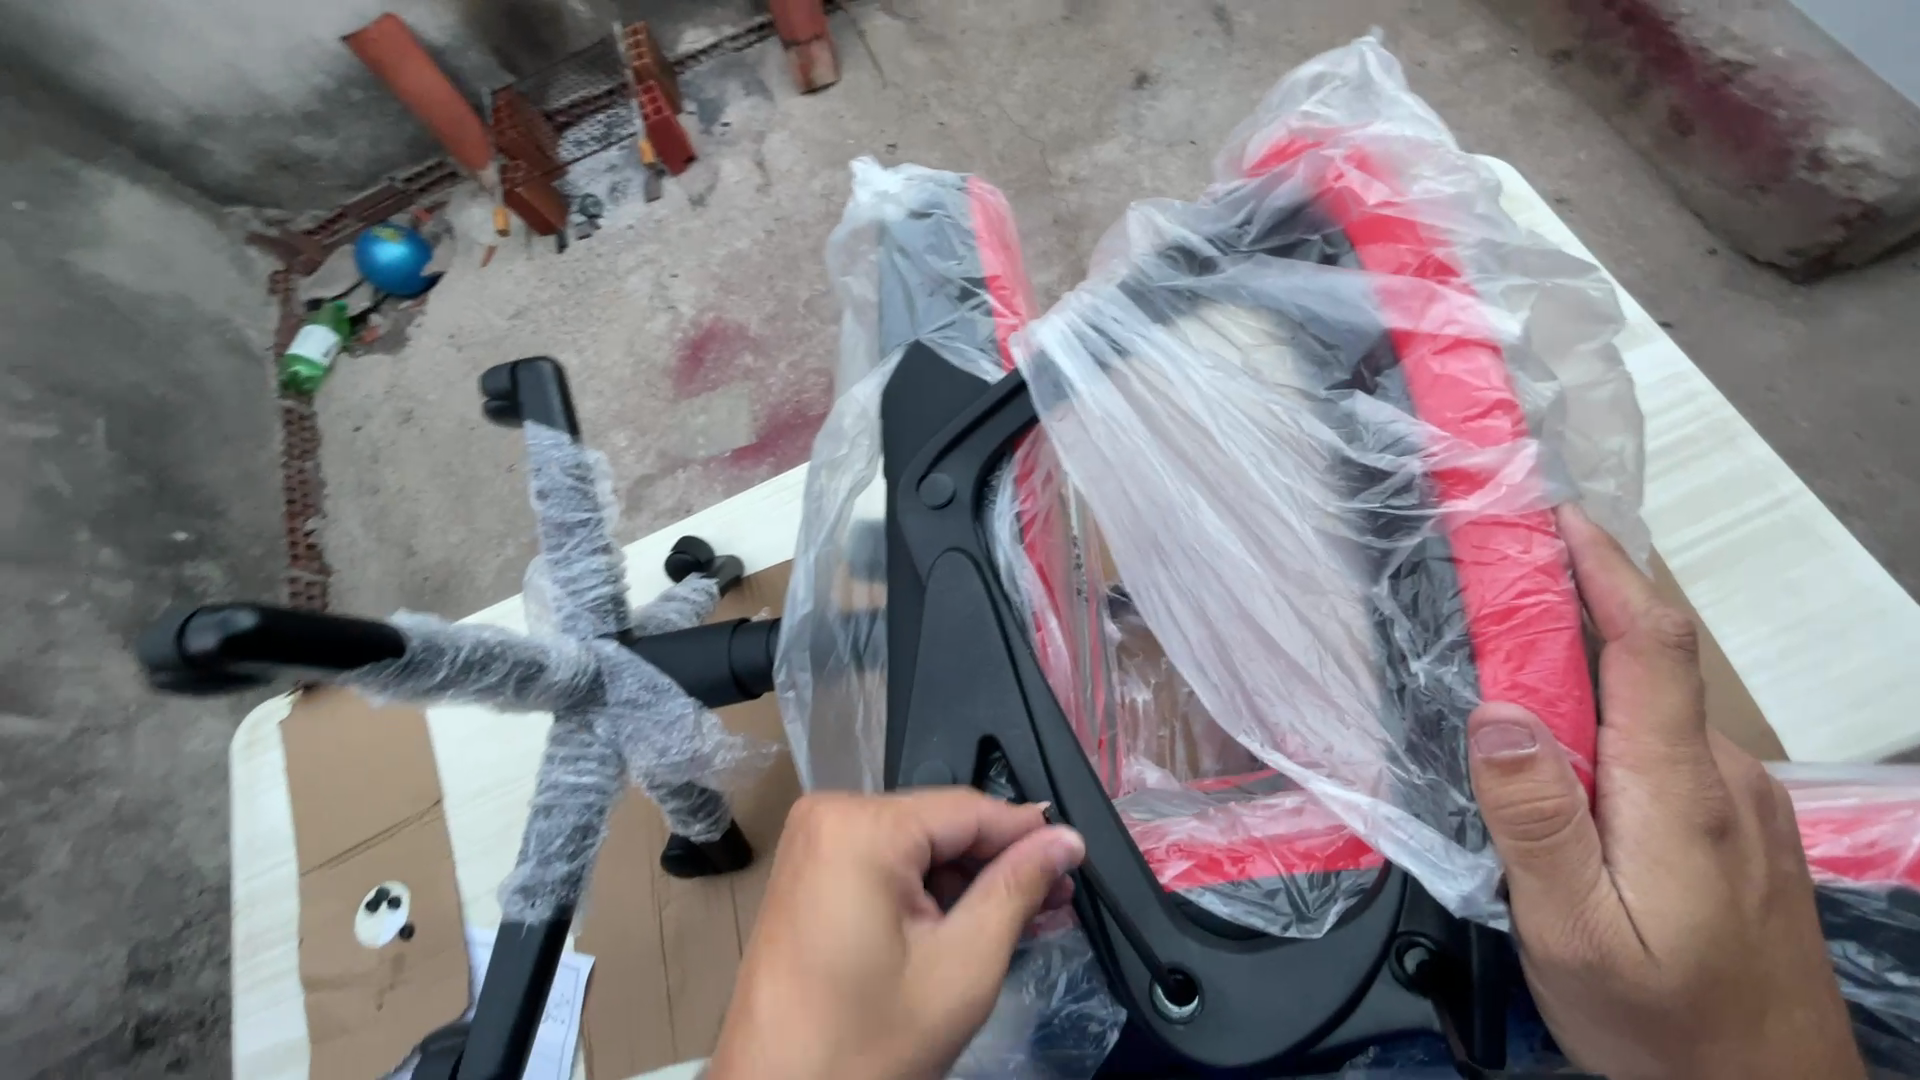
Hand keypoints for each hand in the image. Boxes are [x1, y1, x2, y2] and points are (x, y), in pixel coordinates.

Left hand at [709, 789, 1085, 1079]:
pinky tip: (972, 918)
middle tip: (1056, 898)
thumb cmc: (865, 1045)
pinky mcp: (811, 870)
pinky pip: (887, 861)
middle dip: (999, 863)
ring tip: (1027, 913)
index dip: (1027, 832)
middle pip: (941, 825)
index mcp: (860, 825)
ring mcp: (815, 841)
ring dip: (968, 879)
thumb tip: (1065, 840)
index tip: (1076, 854)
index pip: (968, 809)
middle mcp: (831, 813)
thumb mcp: (960, 968)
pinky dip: (928, 888)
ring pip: (918, 844)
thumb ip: (1017, 889)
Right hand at [1467, 506, 1861, 1079]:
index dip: (1606, 569)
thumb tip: (1497, 714)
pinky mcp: (1721, 818)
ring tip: (1498, 645)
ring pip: (1642, 698)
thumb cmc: (1661, 1022)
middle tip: (1489, 573)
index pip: (1651, 646)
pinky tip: (1549, 725)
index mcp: (1676, 790)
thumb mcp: (1574, 929)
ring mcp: (1728, 797)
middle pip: (1643, 660)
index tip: (1553, 518)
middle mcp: (1715, 775)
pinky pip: (1650, 733)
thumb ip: (1535, 819)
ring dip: (1574, 655)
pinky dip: (1595, 702)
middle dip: (1570, 600)